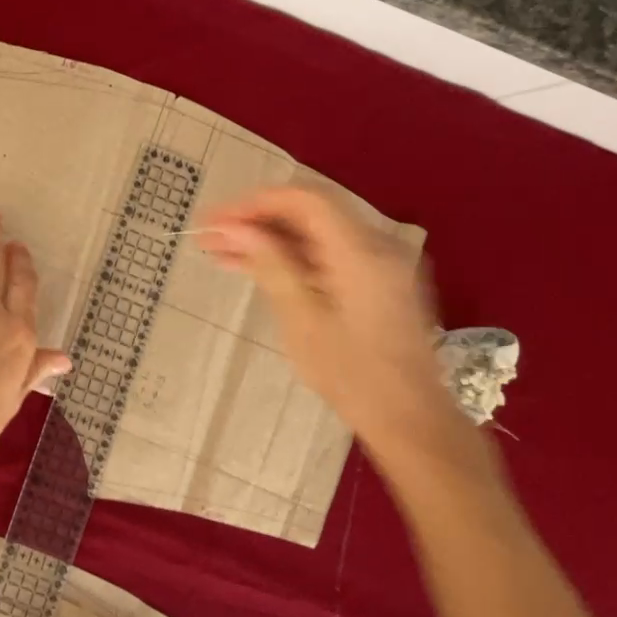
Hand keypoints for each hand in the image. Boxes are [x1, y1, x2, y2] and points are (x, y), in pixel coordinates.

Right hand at [200, 186, 468, 470]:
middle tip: (208, 239)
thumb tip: (234, 227)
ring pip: (314, 234)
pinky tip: (255, 270)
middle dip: (255, 222)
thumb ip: (270, 264)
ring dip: (268, 240)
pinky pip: (327, 254)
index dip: (254, 204)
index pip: (304, 200)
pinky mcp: (377, 283)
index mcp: (360, 252)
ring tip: (220, 255)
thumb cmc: (350, 373)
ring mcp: (380, 265)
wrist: (409, 416)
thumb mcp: (301, 318)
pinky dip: (290, 257)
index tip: (214, 222)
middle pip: (309, 214)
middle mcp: (376, 247)